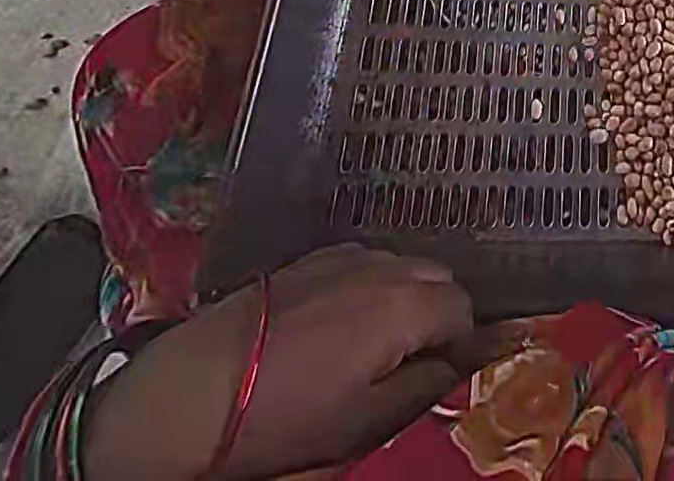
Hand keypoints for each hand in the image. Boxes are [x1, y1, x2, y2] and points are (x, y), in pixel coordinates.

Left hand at [83, 244, 473, 480]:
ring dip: (409, 297)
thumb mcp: (368, 420)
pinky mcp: (323, 253)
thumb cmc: (289, 412)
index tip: (436, 373)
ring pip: (408, 266)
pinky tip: (344, 318)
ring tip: (373, 341)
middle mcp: (387, 265)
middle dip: (438, 315)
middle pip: (442, 279)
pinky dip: (377, 283)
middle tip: (406, 361)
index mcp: (406, 305)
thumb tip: (470, 359)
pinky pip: (373, 260)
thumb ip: (431, 382)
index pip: (465, 309)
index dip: (460, 344)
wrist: (203, 381)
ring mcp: (353, 253)